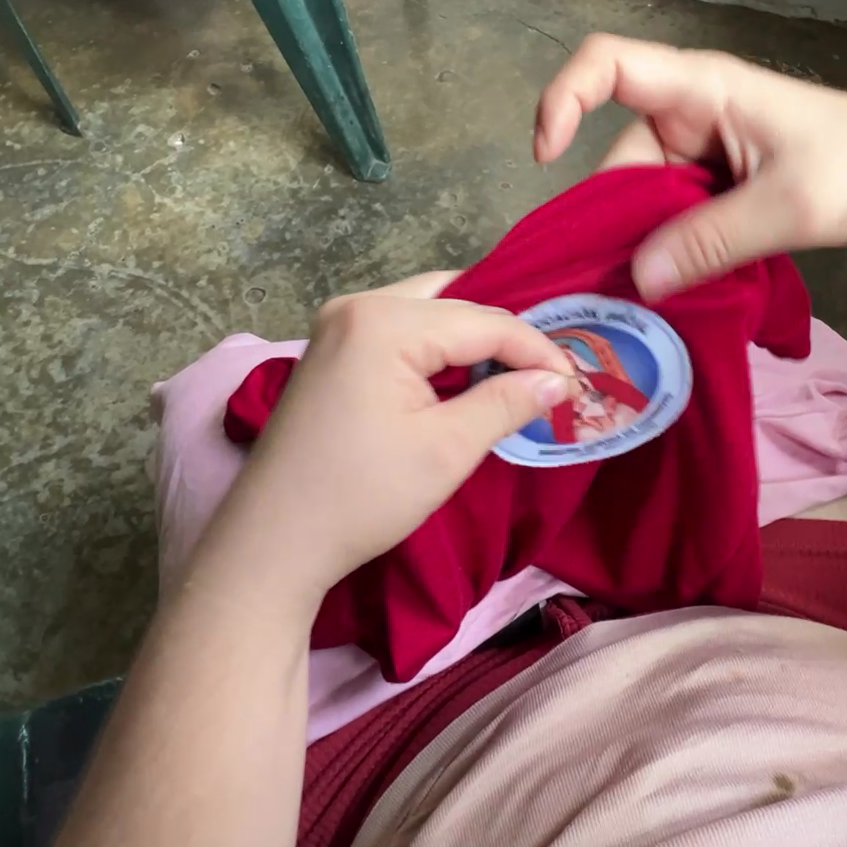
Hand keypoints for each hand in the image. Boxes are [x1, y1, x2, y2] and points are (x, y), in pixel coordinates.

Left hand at [214, 273, 574, 598]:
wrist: (271, 543)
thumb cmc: (362, 496)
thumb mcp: (447, 450)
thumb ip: (508, 403)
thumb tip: (560, 380)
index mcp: (383, 321)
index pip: (483, 321)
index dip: (536, 349)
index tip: (575, 381)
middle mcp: (357, 305)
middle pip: (455, 302)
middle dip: (504, 335)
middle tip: (546, 371)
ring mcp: (339, 324)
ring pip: (430, 310)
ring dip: (473, 338)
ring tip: (516, 371)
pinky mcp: (333, 348)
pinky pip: (403, 328)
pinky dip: (440, 347)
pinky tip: (466, 373)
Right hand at [535, 33, 846, 299]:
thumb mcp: (787, 205)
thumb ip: (712, 240)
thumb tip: (639, 280)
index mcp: (703, 88)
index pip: (608, 63)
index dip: (564, 98)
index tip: (549, 157)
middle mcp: (688, 114)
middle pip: (618, 158)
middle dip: (612, 217)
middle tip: (615, 280)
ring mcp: (698, 153)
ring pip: (640, 197)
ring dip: (641, 242)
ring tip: (648, 293)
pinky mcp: (709, 186)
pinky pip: (666, 216)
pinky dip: (663, 249)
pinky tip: (671, 283)